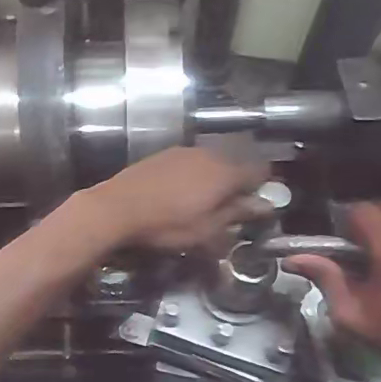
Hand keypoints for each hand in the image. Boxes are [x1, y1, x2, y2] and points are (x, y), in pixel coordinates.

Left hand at [75, 147, 268, 250]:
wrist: (116, 208)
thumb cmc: (167, 224)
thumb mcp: (207, 230)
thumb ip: (236, 214)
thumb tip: (262, 205)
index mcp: (225, 172)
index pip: (259, 171)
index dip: (263, 187)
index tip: (259, 204)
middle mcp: (208, 154)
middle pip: (233, 165)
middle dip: (236, 185)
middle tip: (230, 209)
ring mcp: (182, 151)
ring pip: (209, 163)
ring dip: (212, 180)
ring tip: (202, 203)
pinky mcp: (161, 155)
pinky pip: (188, 163)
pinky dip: (191, 176)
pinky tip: (179, 194)